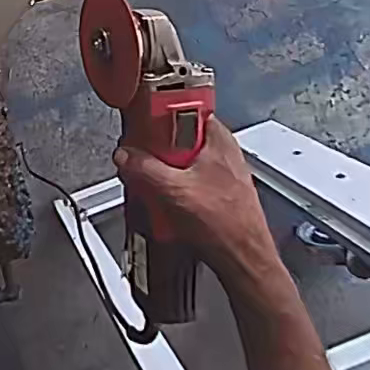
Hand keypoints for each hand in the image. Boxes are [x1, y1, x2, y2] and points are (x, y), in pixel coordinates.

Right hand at [113, 117, 281, 290]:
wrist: (244, 261)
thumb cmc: (226, 225)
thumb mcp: (174, 190)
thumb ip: (144, 168)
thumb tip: (126, 156)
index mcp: (218, 138)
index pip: (184, 109)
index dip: (161, 115)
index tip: (143, 124)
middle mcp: (223, 150)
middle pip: (178, 137)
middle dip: (158, 150)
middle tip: (143, 161)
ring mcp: (222, 171)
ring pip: (182, 160)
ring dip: (164, 171)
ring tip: (153, 186)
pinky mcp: (218, 191)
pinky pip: (188, 180)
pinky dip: (175, 187)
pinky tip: (167, 203)